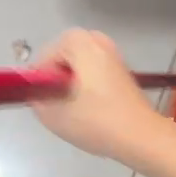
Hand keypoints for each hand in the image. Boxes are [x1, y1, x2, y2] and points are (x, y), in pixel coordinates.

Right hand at [31, 29, 163, 160]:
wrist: (141, 136)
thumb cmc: (96, 122)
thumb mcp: (53, 115)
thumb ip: (35, 98)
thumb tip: (35, 93)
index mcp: (79, 43)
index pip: (43, 58)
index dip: (41, 81)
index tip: (48, 102)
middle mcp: (97, 40)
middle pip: (61, 58)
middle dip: (56, 78)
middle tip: (59, 103)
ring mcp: (113, 53)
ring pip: (77, 65)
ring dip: (71, 82)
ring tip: (75, 108)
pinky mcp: (122, 68)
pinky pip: (92, 70)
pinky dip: (87, 84)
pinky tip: (92, 108)